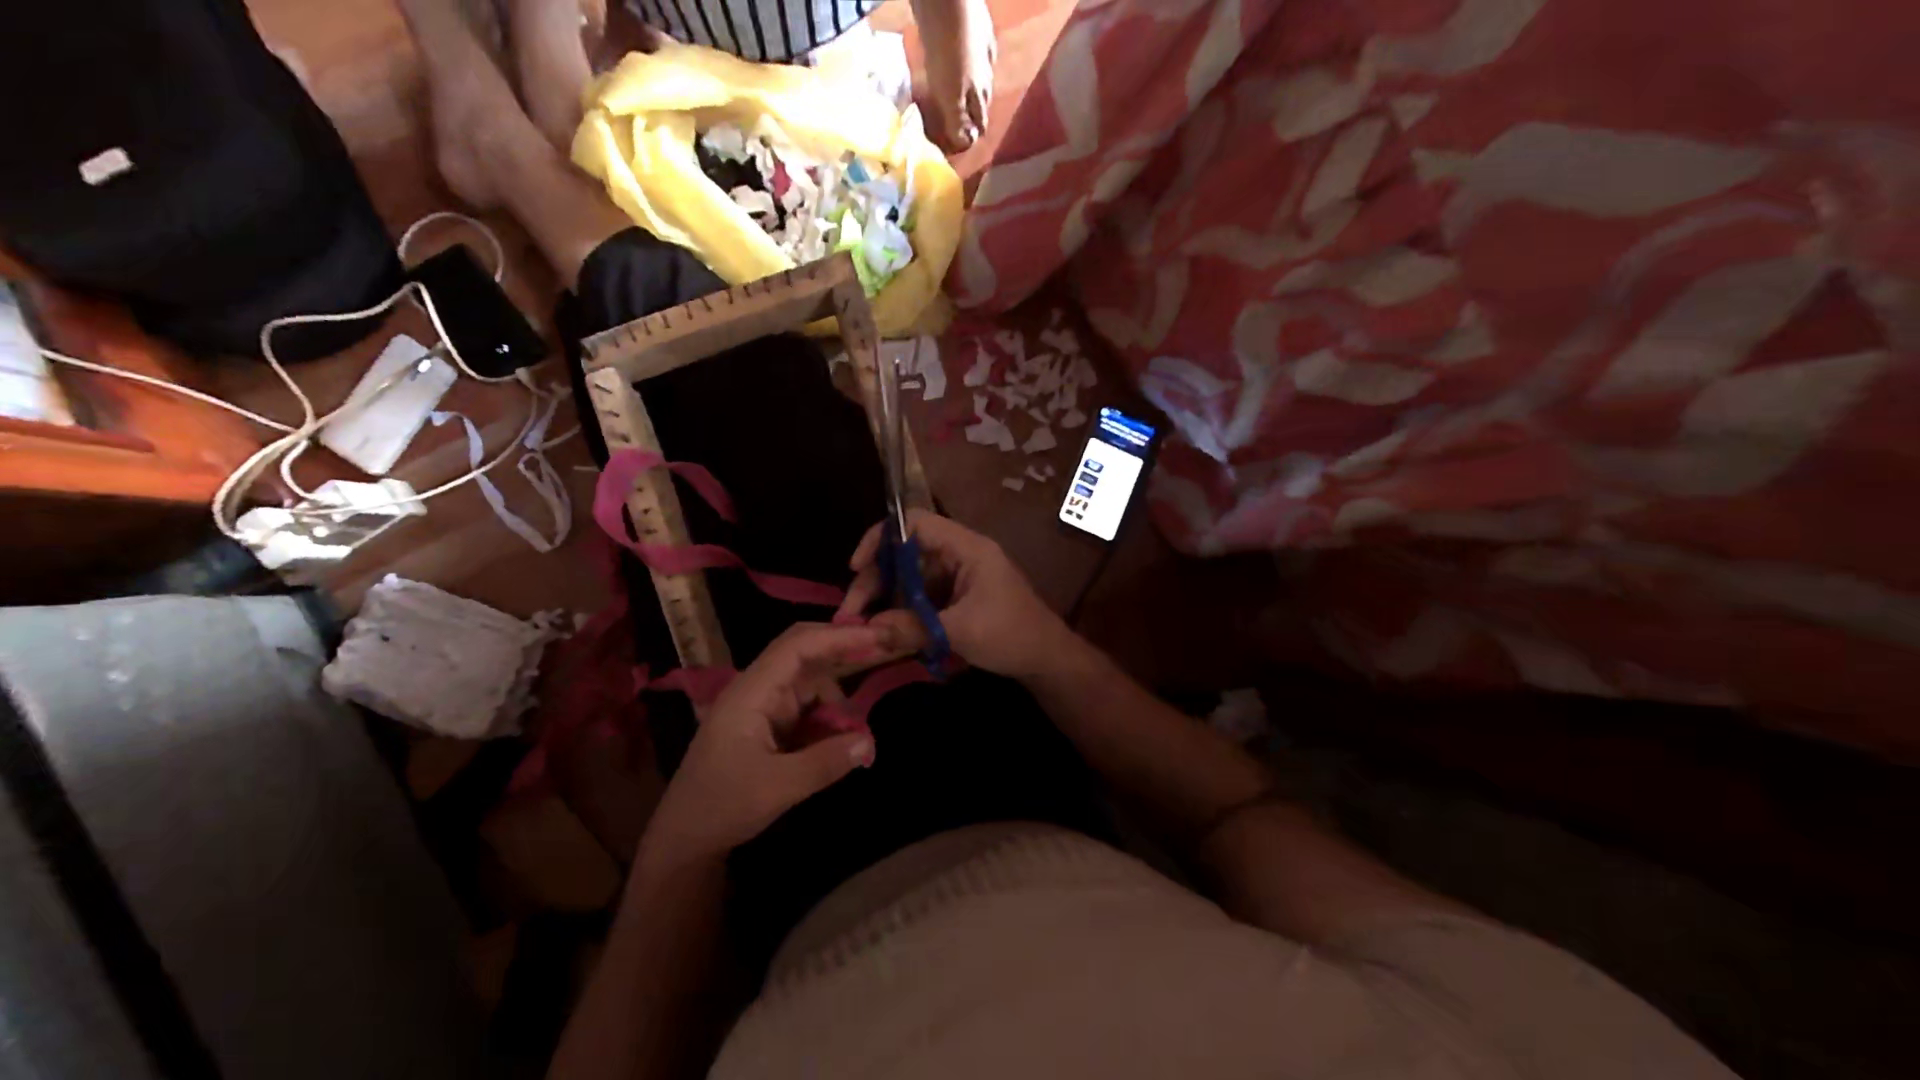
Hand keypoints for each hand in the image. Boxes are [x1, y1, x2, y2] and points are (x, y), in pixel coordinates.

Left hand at [642, 624, 893, 867]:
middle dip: (845, 655)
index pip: (798, 646)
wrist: (684, 839)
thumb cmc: (721, 807)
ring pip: (813, 686)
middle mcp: (758, 690)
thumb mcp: (777, 788)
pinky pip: (808, 711)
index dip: (839, 637)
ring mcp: (763, 708)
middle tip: (885, 656)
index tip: (878, 638)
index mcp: (751, 693)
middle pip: (806, 656)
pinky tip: (843, 746)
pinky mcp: (769, 727)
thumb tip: (868, 741)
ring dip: (839, 705)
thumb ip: (825, 762)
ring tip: (858, 739)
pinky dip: (830, 723)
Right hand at [836, 511, 1078, 678]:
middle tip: (851, 611)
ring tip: (863, 623)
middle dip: (876, 579)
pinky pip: (921, 595)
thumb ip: (912, 628)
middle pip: (906, 553)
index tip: (857, 567)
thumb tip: (867, 630)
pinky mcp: (958, 598)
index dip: (881, 538)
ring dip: (886, 597)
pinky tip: (886, 629)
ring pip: (910, 577)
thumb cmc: (1011, 635)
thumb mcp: (960, 632)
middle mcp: (960, 555)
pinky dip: (903, 609)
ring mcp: (958, 577)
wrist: (1047, 659)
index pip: (915, 522)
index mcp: (966, 548)